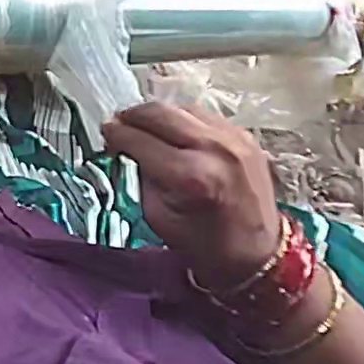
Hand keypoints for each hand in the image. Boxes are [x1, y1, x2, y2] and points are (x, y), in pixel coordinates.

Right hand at [102, 103, 280, 289]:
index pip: (142, 141)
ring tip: (142, 123)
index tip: (105, 131)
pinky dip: (183, 119)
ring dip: (158, 114)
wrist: (257, 255)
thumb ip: (142, 176)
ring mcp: (234, 138)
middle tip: (118, 122)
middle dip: (134, 115)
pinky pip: (204, 115)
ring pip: (183, 108)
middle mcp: (214, 149)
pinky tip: (173, 129)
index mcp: (191, 176)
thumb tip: (128, 148)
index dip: (118, 134)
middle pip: (162, 114)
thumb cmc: (203, 245)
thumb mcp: (159, 216)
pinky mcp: (245, 135)